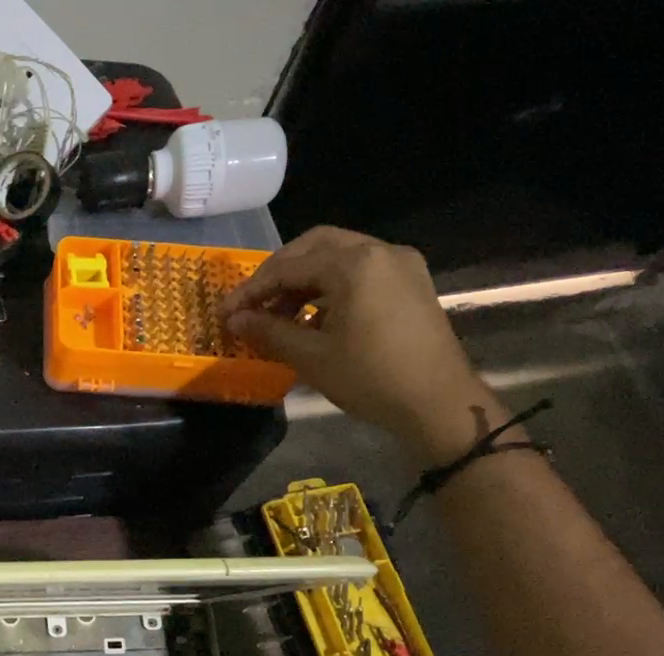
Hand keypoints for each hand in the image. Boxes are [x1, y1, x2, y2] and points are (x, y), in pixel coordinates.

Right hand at [221, 227, 498, 460]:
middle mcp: (380, 251)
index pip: (289, 267)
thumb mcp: (311, 357)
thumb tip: (235, 320)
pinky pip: (360, 271)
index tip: (226, 313)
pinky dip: (330, 286)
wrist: (437, 401)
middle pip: (315, 246)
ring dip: (303, 279)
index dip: (251, 290)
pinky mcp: (410, 283)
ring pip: (339, 256)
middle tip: (252, 302)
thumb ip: (269, 331)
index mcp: (354, 265)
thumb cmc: (369, 377)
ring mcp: (400, 265)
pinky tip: (314, 318)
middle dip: (278, 272)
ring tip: (279, 315)